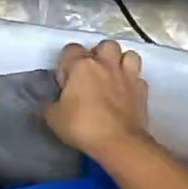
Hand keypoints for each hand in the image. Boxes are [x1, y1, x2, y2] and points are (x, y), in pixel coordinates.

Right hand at [44, 40, 152, 159]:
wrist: (120, 144)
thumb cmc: (82, 126)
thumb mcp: (53, 118)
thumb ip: (47, 105)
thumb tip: (44, 103)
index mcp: (81, 65)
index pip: (71, 49)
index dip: (66, 63)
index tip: (65, 82)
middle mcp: (106, 64)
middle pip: (105, 45)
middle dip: (99, 54)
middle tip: (91, 73)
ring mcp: (128, 76)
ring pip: (129, 55)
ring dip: (121, 62)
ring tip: (112, 76)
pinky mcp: (143, 91)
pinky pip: (139, 78)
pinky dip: (133, 82)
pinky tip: (126, 93)